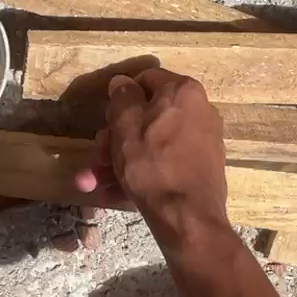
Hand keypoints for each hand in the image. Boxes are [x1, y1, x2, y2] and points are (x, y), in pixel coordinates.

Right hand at [74, 69, 228, 247]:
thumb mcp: (125, 127)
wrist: (187, 216)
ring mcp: (202, 140)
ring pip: (151, 143)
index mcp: (183, 92)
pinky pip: (163, 162)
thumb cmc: (152, 165)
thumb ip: (122, 99)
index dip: (120, 97)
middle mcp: (199, 110)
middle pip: (146, 116)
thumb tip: (121, 81)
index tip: (104, 118)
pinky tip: (115, 192)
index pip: (145, 79)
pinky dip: (141, 173)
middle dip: (115, 138)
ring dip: (119, 161)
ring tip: (95, 182)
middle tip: (98, 156)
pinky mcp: (200, 167)